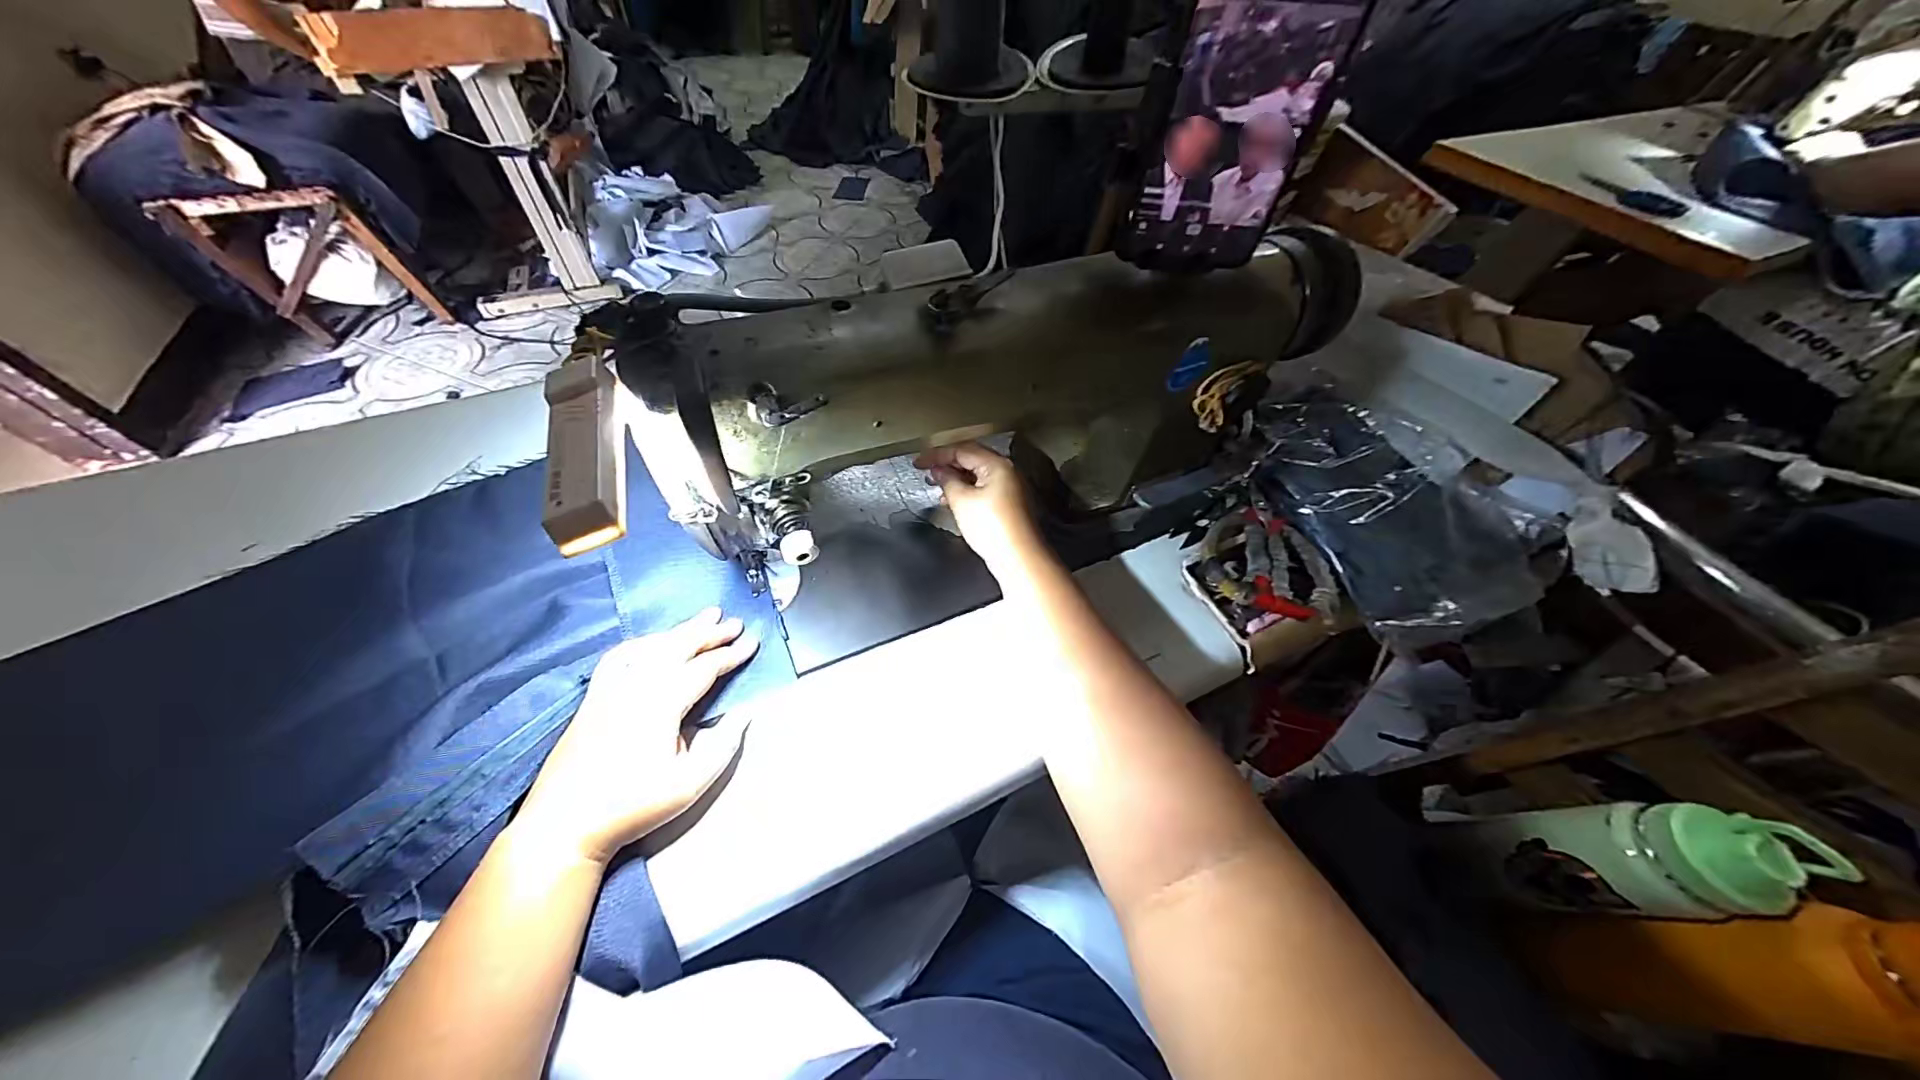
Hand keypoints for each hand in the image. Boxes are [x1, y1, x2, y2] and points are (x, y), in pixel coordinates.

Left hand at [515, 609, 757, 863]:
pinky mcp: (592, 698)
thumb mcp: (690, 783)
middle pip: (678, 646)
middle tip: (735, 622)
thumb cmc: (633, 805)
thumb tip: (744, 713)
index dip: (731, 654)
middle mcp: (635, 685)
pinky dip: (643, 642)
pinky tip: (651, 642)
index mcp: (662, 702)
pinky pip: (620, 656)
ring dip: (680, 631)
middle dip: (709, 632)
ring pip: (651, 646)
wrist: (565, 824)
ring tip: (703, 619)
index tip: (752, 643)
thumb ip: (723, 744)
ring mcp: (610, 688)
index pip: (705, 667)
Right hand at [914, 442, 1046, 577]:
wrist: (1018, 558)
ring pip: (976, 474)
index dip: (937, 454)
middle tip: (926, 470)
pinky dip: (966, 489)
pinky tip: (953, 499)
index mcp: (997, 464)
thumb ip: (947, 480)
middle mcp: (1006, 471)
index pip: (961, 450)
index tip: (919, 462)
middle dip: (947, 463)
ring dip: (955, 477)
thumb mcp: (961, 501)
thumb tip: (939, 471)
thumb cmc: (995, 530)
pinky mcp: (1007, 503)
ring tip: (937, 486)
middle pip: (971, 458)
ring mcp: (1009, 487)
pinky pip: (983, 487)